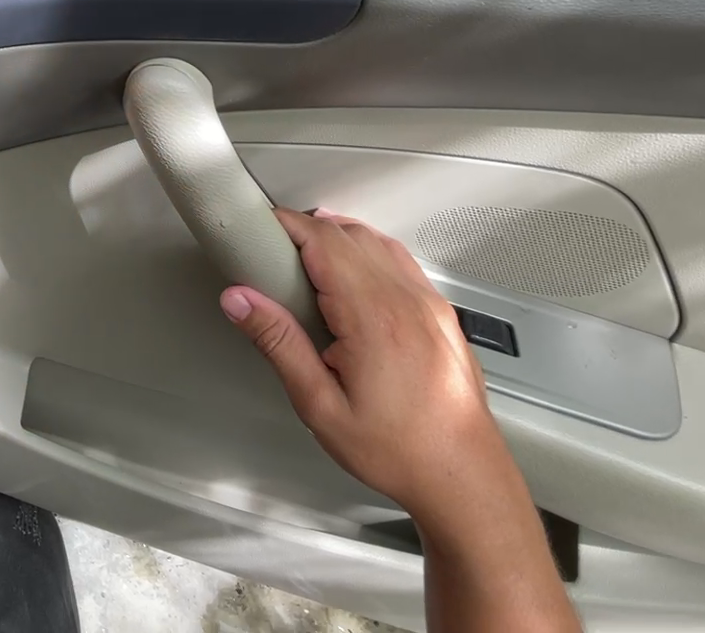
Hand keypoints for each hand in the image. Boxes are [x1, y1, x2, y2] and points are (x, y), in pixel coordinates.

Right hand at [219, 209, 518, 529]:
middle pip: (348, 233)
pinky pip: (399, 259)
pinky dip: (367, 249)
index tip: (260, 227)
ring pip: (376, 240)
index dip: (287, 225)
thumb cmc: (397, 450)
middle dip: (305, 229)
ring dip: (337, 235)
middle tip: (272, 248)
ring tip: (304, 258)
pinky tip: (350, 270)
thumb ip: (277, 343)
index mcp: (373, 317)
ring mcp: (429, 304)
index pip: (324, 241)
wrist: (464, 480)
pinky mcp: (440, 313)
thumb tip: (240, 300)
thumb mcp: (319, 405)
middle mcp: (406, 301)